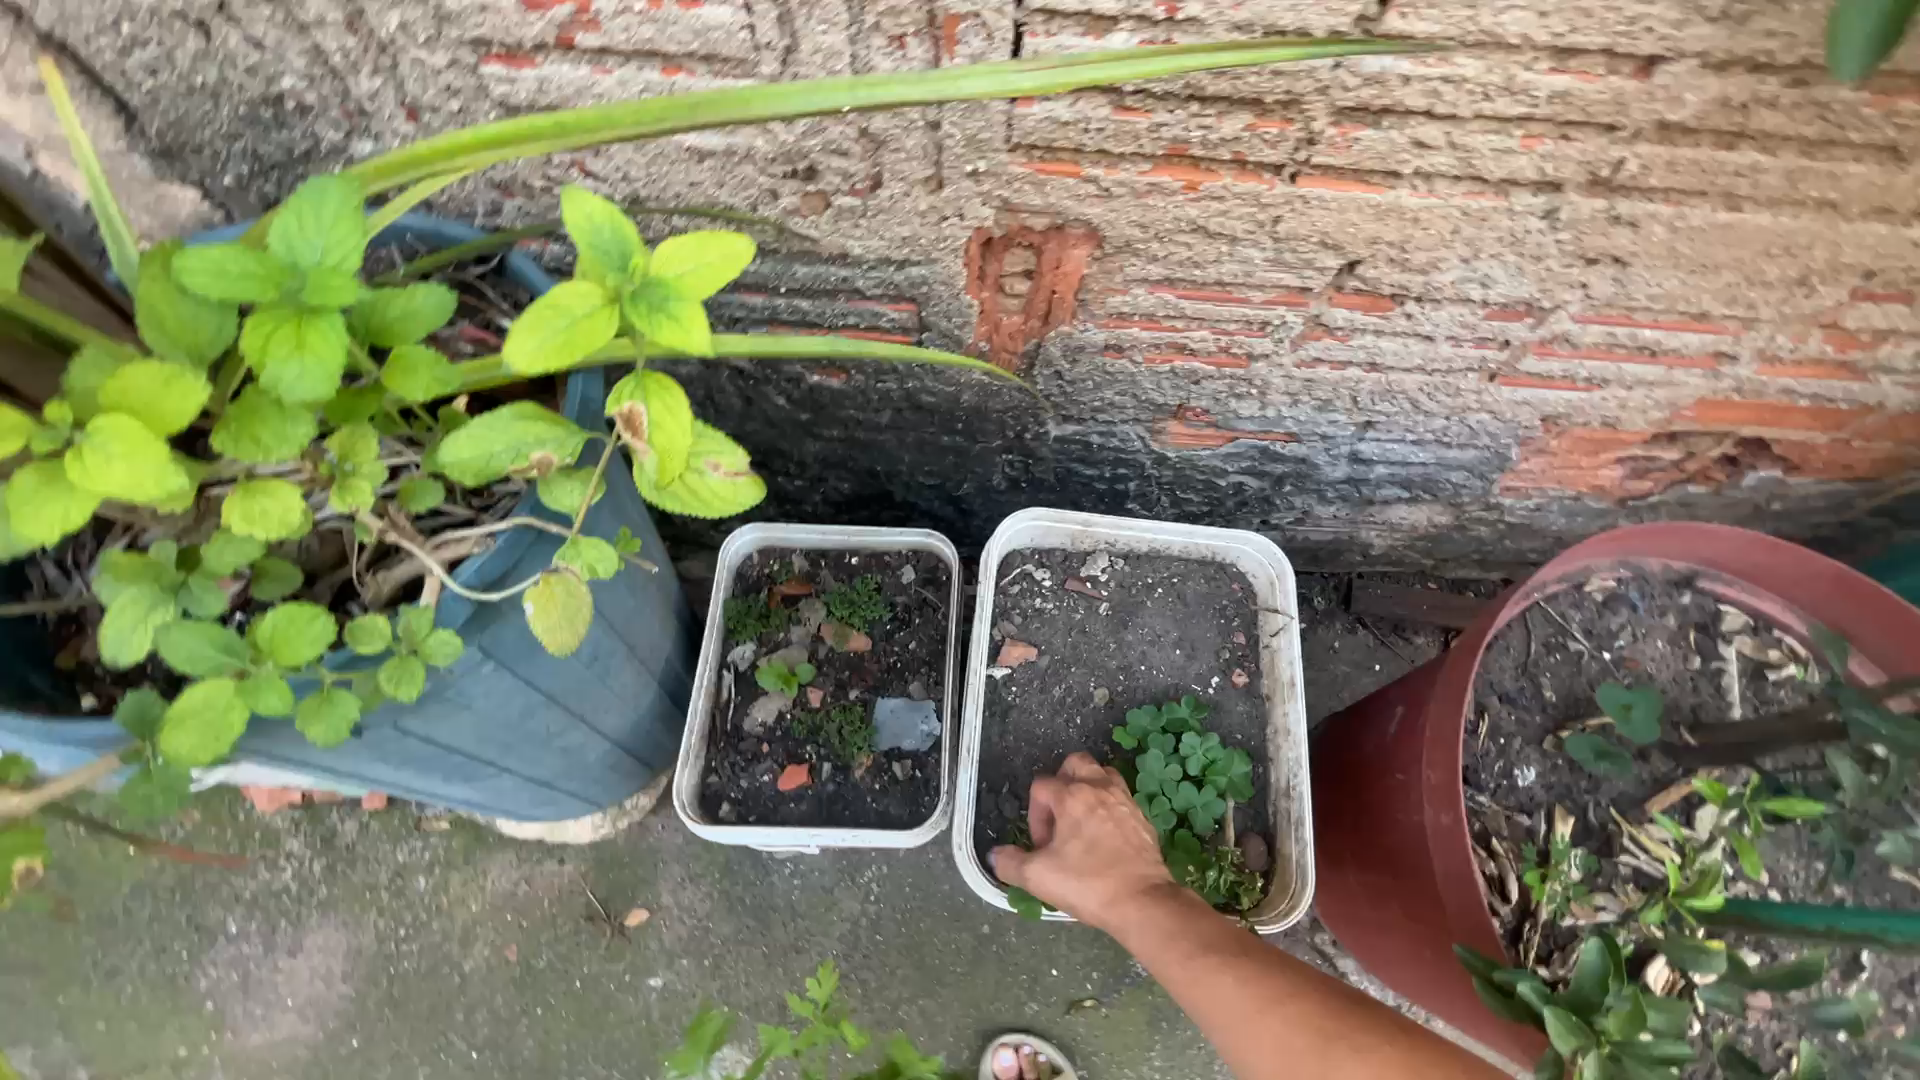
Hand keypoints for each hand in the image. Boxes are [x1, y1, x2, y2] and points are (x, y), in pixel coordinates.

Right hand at [989, 752, 1177, 933]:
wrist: (1142, 901)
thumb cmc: (1088, 884)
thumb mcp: (1038, 877)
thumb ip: (1010, 863)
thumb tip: (995, 856)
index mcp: (1071, 796)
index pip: (1041, 786)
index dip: (1034, 814)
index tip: (1041, 846)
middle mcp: (1098, 789)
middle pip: (1075, 763)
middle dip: (1061, 782)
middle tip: (1058, 815)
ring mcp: (1123, 800)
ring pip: (1103, 774)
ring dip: (1088, 788)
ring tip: (1081, 818)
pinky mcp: (1141, 817)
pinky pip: (1121, 798)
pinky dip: (1109, 807)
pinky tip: (1104, 835)